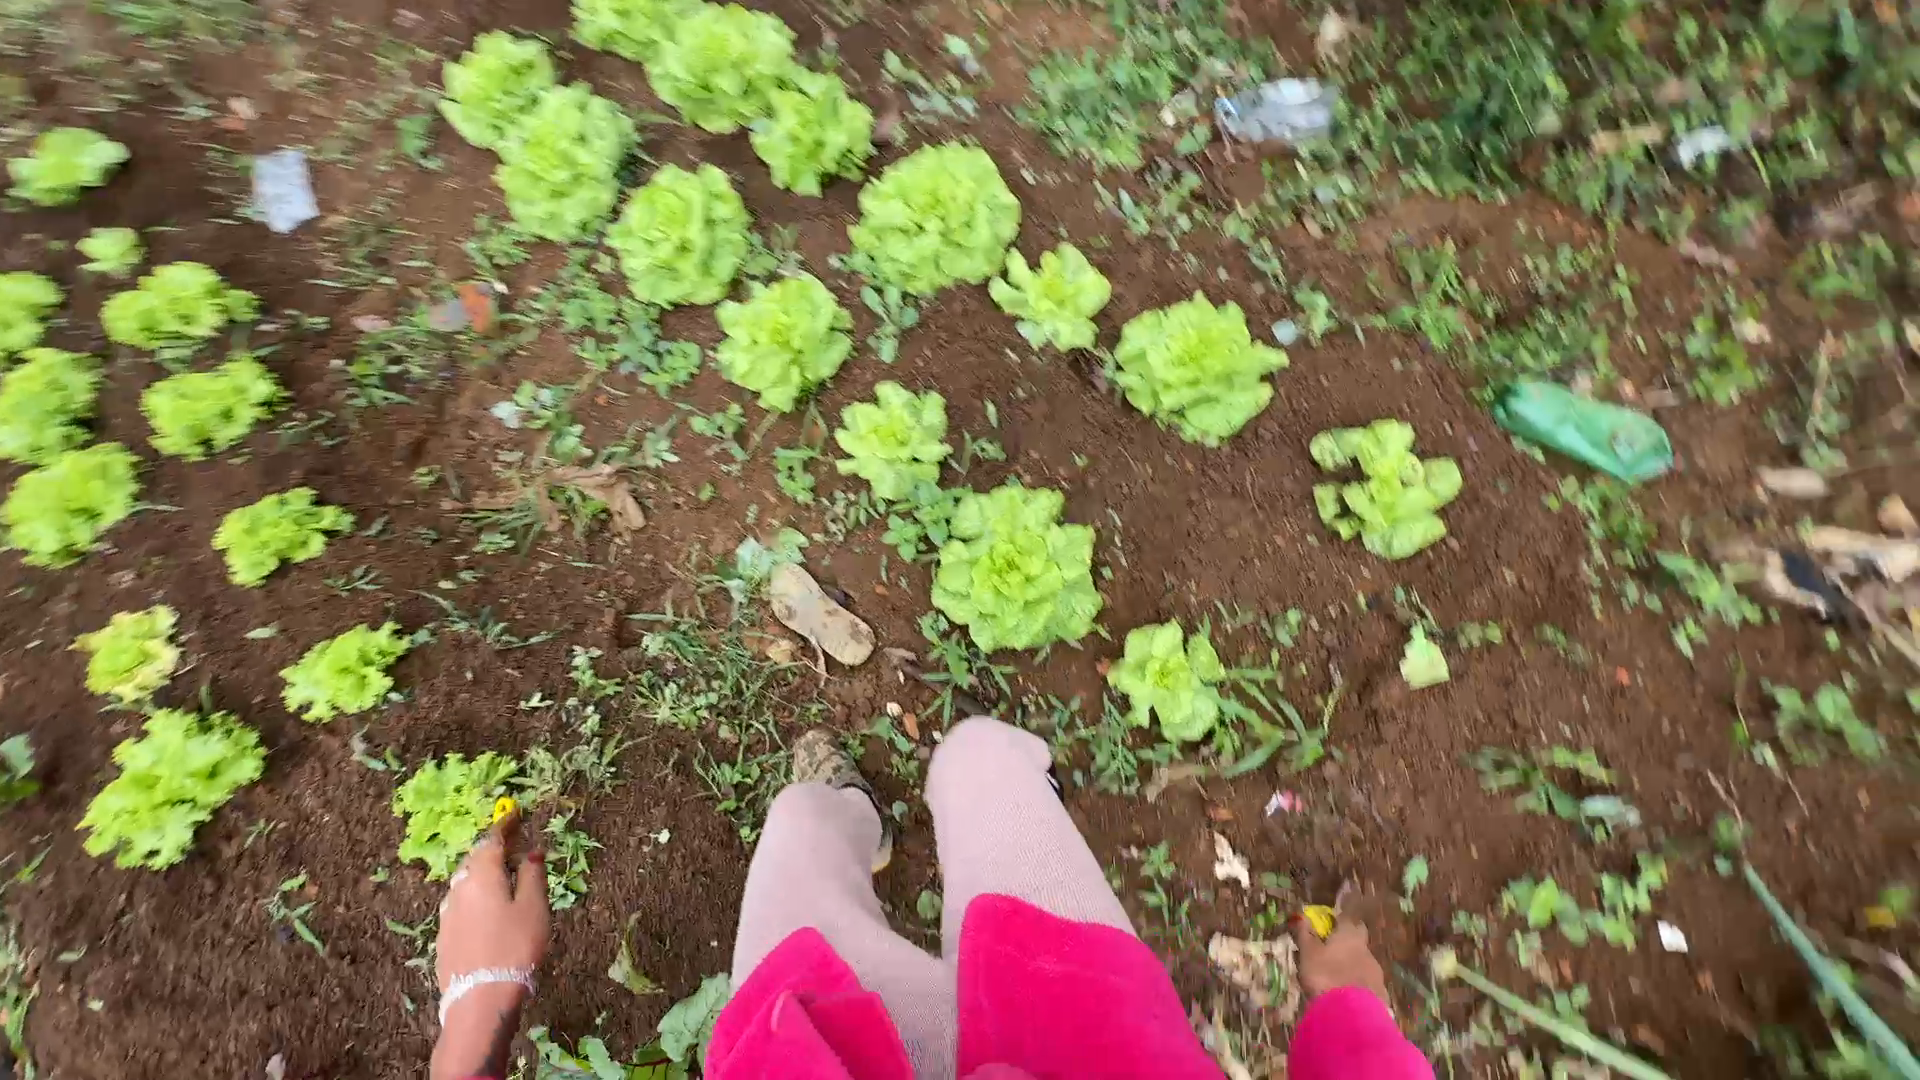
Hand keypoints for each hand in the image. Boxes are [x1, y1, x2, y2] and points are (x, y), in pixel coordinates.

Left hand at [436, 812, 549, 994]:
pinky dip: (476, 893)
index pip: (491, 841)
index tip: (515, 813)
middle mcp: (458, 890)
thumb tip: (531, 851)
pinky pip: (461, 902)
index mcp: (481, 876)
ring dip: (483, 872)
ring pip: (465, 882)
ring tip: (504, 873)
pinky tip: (489, 905)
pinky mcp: (445, 936)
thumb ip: (531, 873)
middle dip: (493, 848)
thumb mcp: (534, 905)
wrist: (480, 998)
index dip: (505, 825)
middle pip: (474, 860)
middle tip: (514, 843)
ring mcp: (447, 915)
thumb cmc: (515, 944)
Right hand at [1291, 912, 1389, 1006]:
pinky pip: (1367, 983)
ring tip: (1335, 975)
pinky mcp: (1381, 995)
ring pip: (1363, 962)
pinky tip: (1346, 993)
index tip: (1326, 926)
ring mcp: (1376, 974)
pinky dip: (1357, 983)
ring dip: (1352, 964)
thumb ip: (1304, 932)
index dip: (1336, 920)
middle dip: (1346, 942)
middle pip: (1358, 940)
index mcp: (1350, 935)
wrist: (1350, 1016)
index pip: (1346, 919)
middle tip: (1330, 949)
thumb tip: (1301, 915)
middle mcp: (1367, 950)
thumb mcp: (1308, 952)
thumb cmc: (1325, 975)